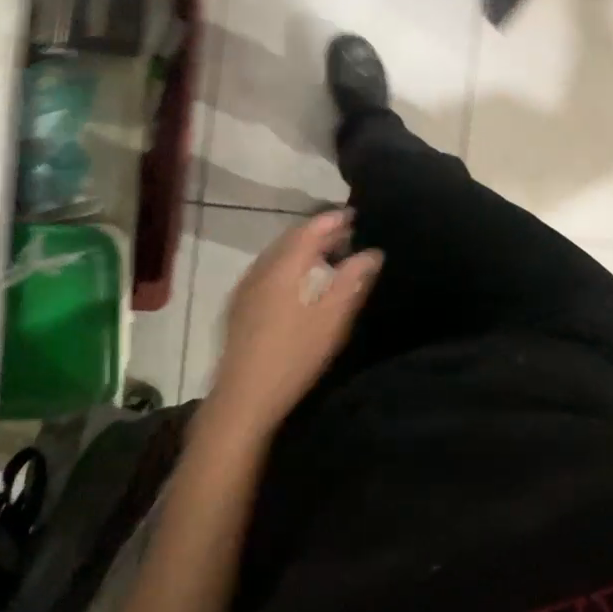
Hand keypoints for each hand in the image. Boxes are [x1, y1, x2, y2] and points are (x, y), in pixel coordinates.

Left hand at [203, 210, 382, 436]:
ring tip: (327, 257)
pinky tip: (299, 283)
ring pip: (278, 254)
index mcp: (284, 264)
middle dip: (319, 232)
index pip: (311, 228)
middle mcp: (262, 267)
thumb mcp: (333, 318)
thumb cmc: (295, 355)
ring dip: (302, 249)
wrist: (244, 396)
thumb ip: (353, 280)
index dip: (334, 220)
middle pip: (292, 238)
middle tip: (346, 235)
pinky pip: (268, 271)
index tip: (355, 215)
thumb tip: (372, 252)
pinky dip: (288, 266)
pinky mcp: (239, 306)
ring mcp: (246, 286)